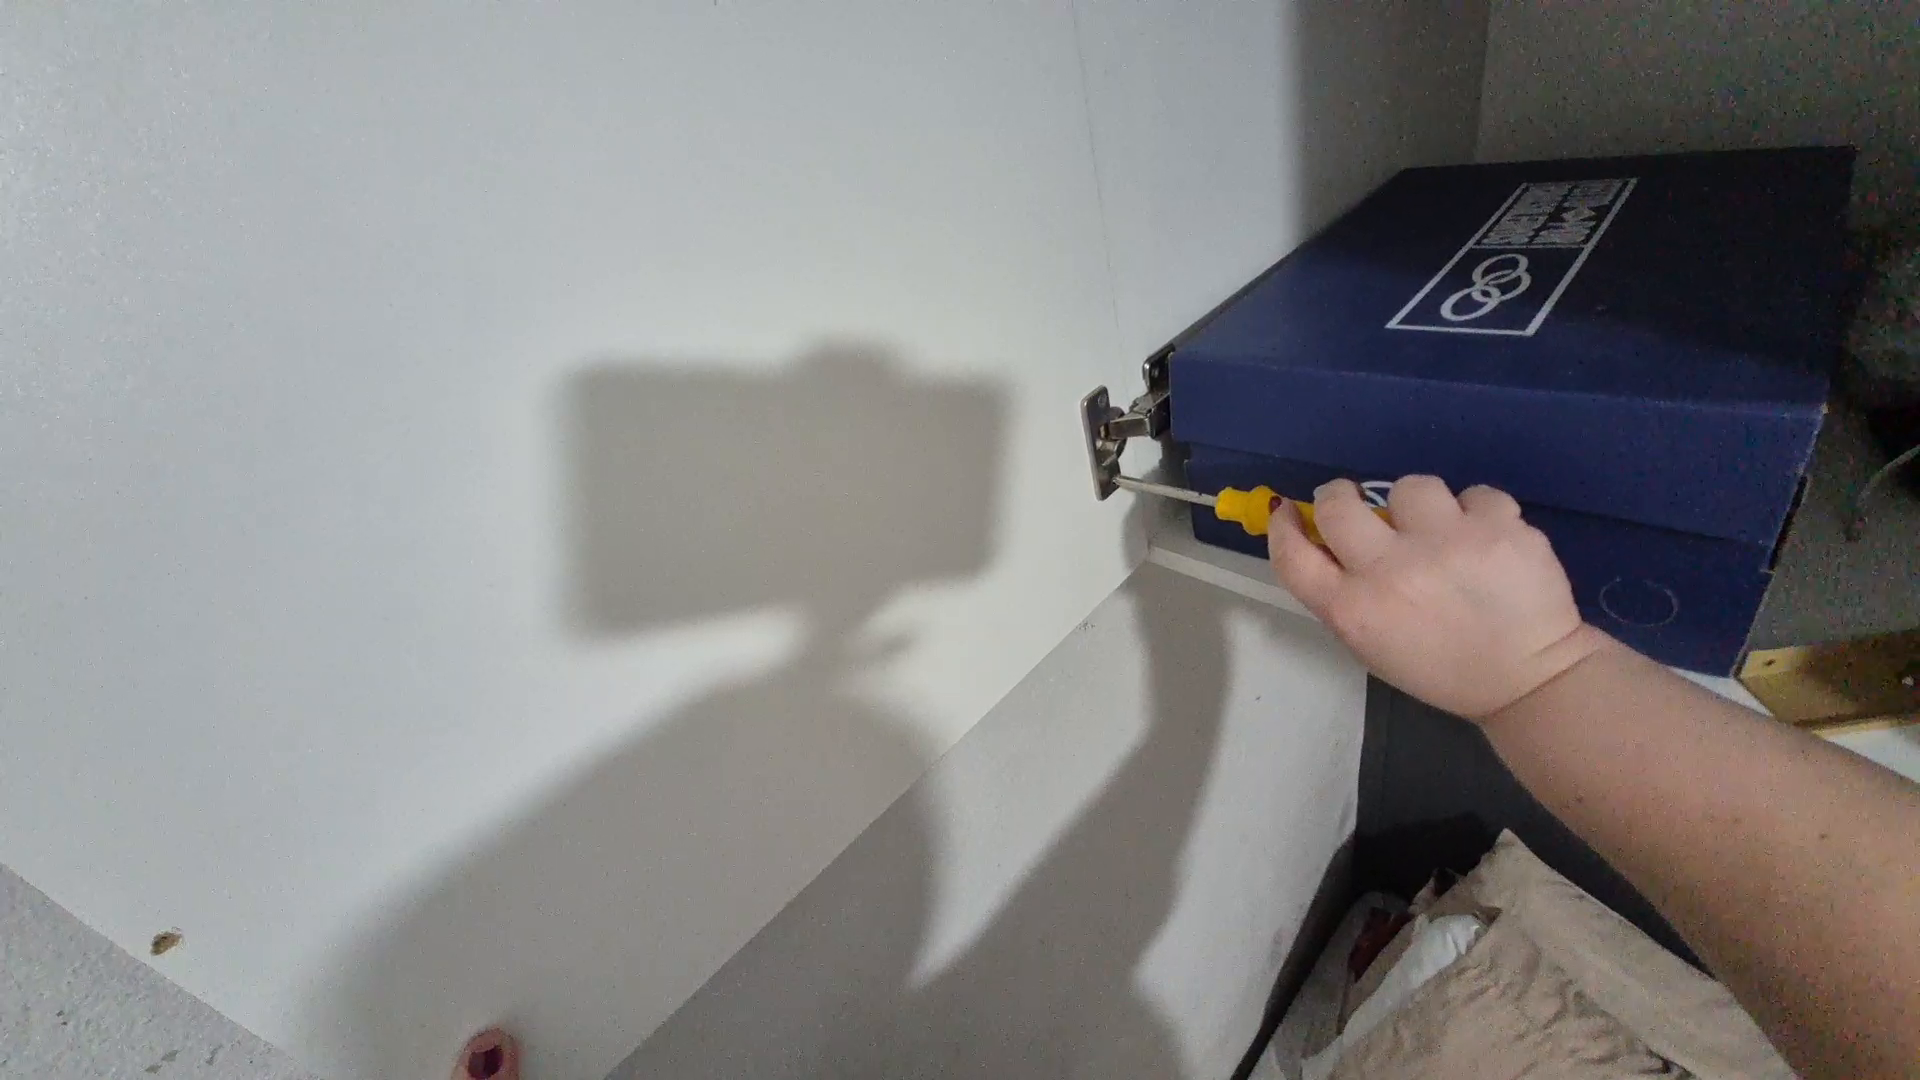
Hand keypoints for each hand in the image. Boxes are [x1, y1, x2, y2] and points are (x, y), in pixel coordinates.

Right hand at [1267, 476, 1607, 719]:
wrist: (1531, 678)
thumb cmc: (1436, 665)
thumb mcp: (1368, 641)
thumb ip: (1339, 592)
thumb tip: (1321, 538)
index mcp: (1353, 609)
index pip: (1292, 554)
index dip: (1283, 526)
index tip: (1288, 511)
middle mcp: (1390, 571)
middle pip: (1338, 506)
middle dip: (1339, 496)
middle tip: (1353, 502)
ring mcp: (1446, 545)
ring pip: (1410, 486)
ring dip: (1417, 503)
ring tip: (1437, 528)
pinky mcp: (1500, 529)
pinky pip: (1475, 494)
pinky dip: (1475, 511)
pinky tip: (1483, 537)